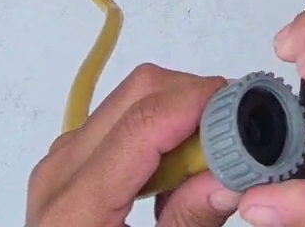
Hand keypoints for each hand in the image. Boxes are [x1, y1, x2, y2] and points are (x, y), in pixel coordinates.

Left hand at [26, 64, 240, 226]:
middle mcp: (62, 166)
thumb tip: (230, 176)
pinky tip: (176, 165)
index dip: (196, 103)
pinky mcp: (70, 153)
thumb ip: (189, 223)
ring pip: (133, 93)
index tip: (242, 106)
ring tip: (207, 153)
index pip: (142, 124)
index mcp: (74, 208)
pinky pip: (122, 112)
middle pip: (139, 91)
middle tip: (233, 127)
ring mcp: (63, 155)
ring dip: (179, 107)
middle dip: (193, 95)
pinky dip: (160, 122)